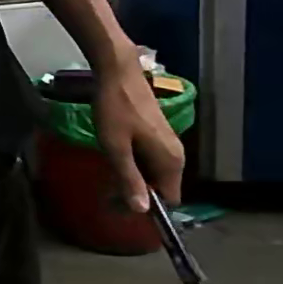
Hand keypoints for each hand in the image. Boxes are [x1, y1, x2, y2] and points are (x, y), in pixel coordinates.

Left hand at [91, 59, 183, 213]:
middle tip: (106, 195)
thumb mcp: (116, 146)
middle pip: (161, 187)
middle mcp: (176, 156)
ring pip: (153, 173)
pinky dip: (133, 165)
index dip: (146, 207)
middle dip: (137, 194)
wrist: (119, 73)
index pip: (169, 199)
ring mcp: (168, 144)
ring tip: (106, 179)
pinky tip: (113, 159)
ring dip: (133, 179)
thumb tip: (141, 210)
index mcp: (172, 162)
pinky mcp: (157, 135)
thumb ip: (129, 178)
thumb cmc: (115, 109)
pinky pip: (149, 160)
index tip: (118, 207)